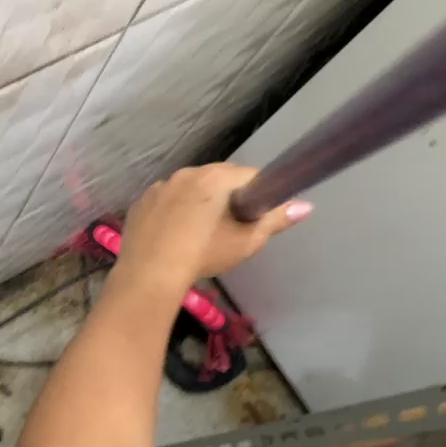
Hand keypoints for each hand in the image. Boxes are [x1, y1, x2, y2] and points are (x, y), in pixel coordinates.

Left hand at [107, 164, 310, 301]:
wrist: (151, 273)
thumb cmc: (204, 254)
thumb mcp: (246, 240)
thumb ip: (276, 220)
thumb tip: (306, 206)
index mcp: (214, 176)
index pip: (248, 175)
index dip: (256, 194)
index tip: (254, 215)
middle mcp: (184, 173)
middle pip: (215, 179)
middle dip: (225, 197)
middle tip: (227, 227)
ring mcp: (158, 187)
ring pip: (187, 190)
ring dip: (196, 203)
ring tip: (198, 233)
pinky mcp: (139, 203)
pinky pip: (164, 202)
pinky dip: (171, 212)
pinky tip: (172, 235)